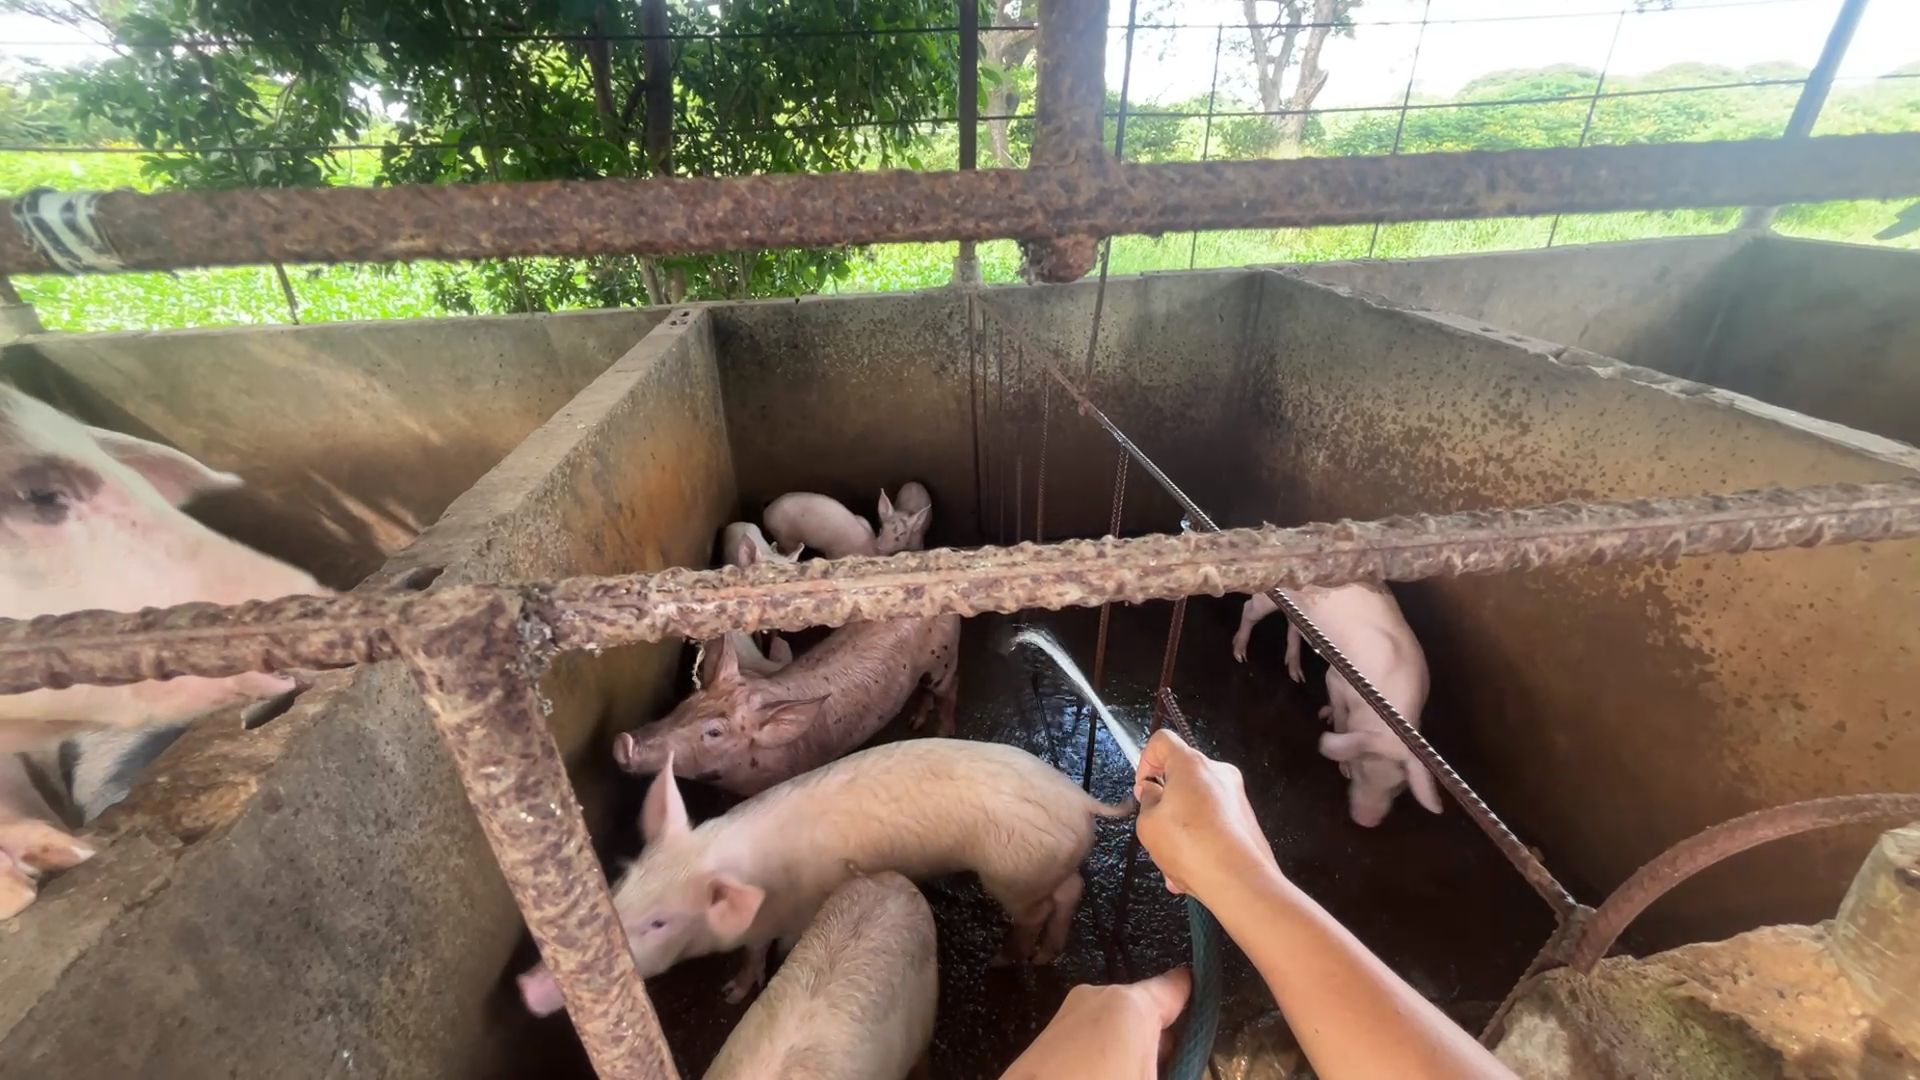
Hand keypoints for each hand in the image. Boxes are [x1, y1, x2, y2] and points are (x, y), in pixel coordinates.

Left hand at [998, 967, 1191, 1079]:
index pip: (1175, 987)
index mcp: (1131, 1006)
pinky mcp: (1050, 1037)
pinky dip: (1108, 1060)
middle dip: (1166, 1041)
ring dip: (1135, 1054)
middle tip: (1175, 1066)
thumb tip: (1171, 1064)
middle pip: (1147, 1012)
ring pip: (1118, 1027)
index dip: (1196, 996)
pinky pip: (1093, 1040)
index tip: (1208, 1002)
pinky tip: (1109, 1077)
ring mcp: (1070, 1014)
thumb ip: (1176, 1067)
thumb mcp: (1152, 1079)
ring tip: (1142, 1072)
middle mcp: (1100, 997)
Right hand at [1134, 729, 1279, 901]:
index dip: (1145, 761)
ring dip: (1180, 829)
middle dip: (1165, 804)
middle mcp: (1218, 774)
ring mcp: (1236, 798)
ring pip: (1196, 806)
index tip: (1144, 789)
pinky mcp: (1246, 822)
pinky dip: (1200, 842)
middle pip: (1181, 777)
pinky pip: (1213, 825)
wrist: (1241, 884)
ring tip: (1172, 863)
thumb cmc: (1191, 846)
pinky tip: (1190, 872)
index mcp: (1191, 764)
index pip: (1162, 741)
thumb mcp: (1148, 824)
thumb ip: (1147, 802)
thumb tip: (1153, 794)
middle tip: (1155, 827)